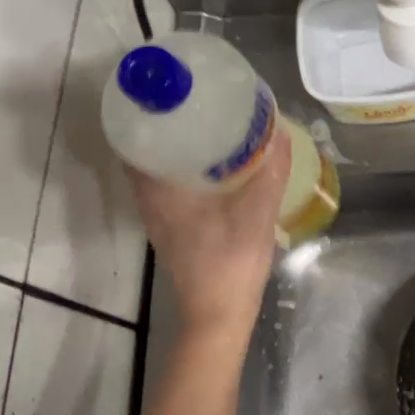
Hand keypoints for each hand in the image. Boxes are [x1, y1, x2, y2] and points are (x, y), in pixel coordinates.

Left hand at [128, 125, 290, 346]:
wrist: (218, 317)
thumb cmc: (230, 265)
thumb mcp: (257, 215)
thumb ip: (270, 174)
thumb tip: (279, 132)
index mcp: (161, 195)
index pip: (135, 145)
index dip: (145, 117)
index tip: (167, 96)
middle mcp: (152, 204)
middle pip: (144, 157)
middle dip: (164, 130)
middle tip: (193, 108)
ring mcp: (160, 221)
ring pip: (157, 175)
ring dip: (174, 153)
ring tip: (206, 131)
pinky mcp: (173, 233)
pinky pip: (169, 191)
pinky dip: (184, 174)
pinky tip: (214, 171)